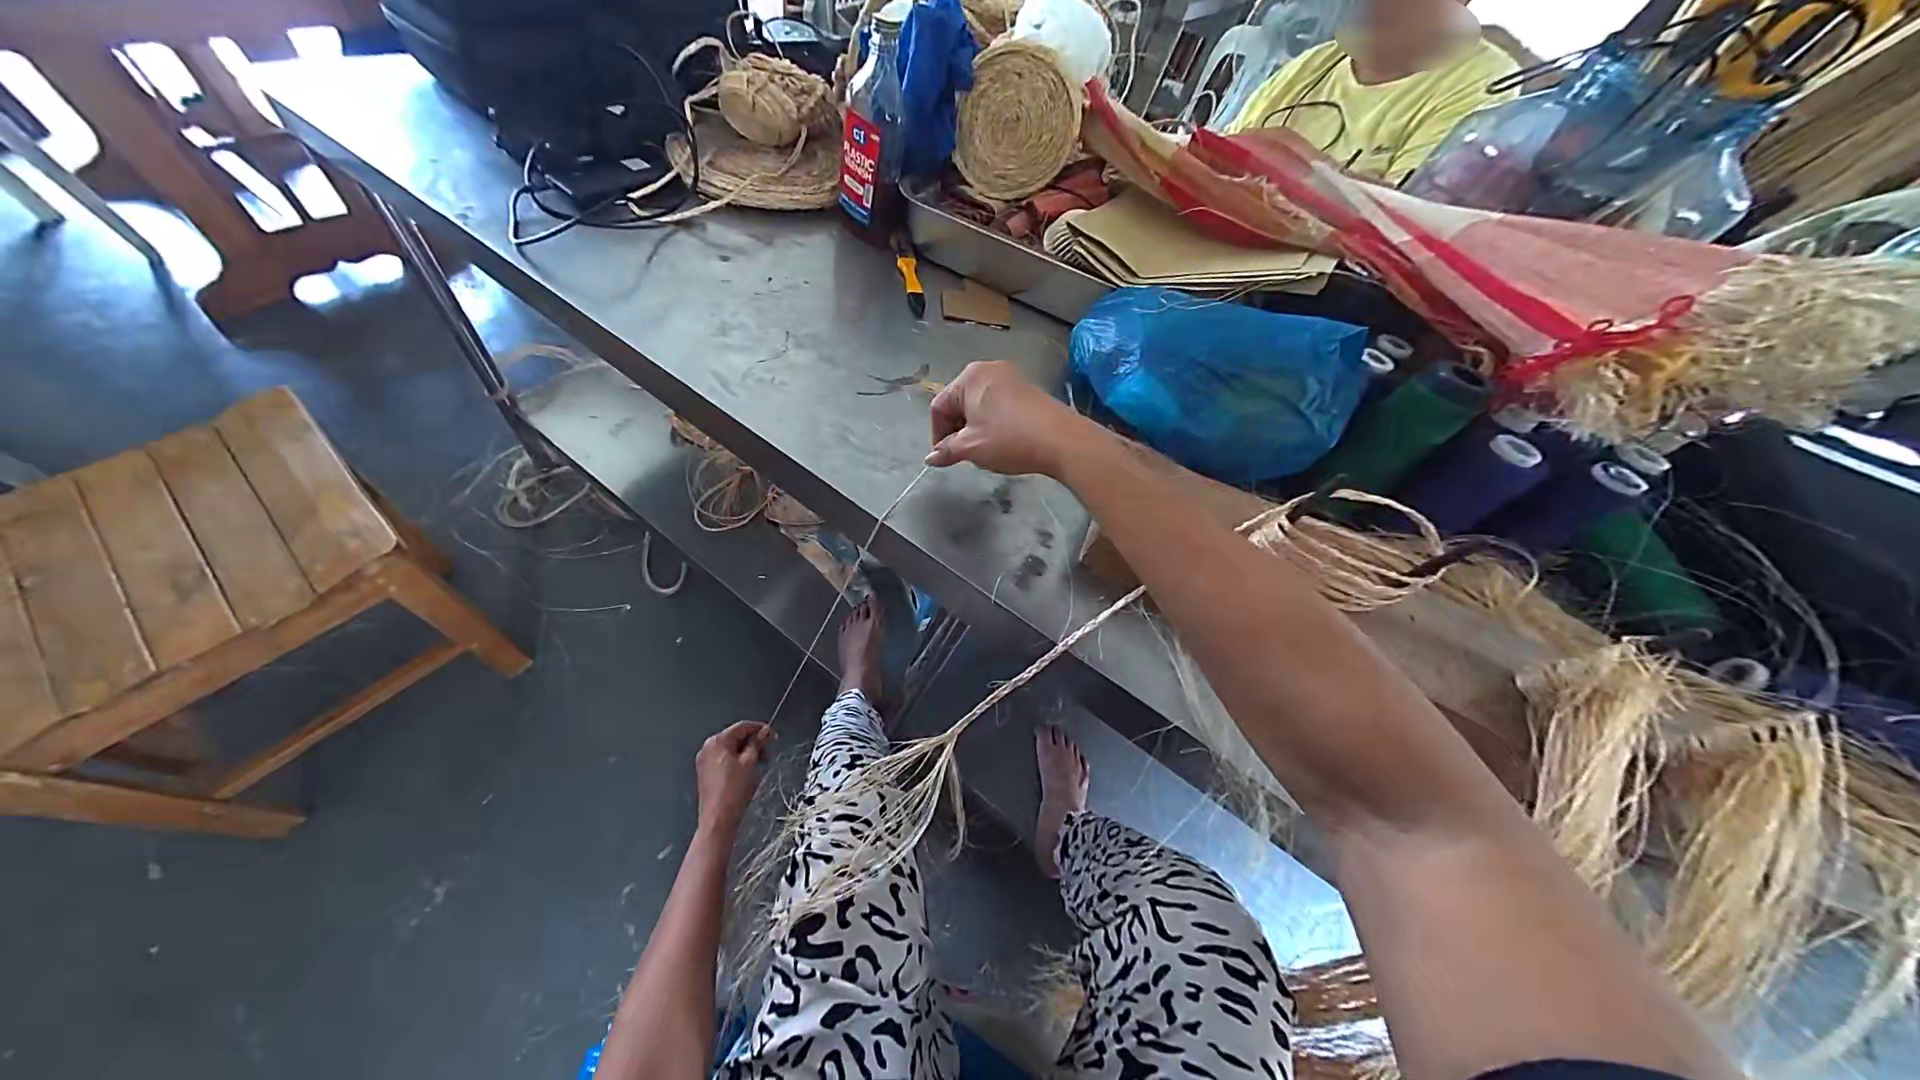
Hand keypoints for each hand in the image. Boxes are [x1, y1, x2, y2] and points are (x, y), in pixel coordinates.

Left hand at [694, 721, 772, 836]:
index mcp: (717, 742)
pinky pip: (724, 760)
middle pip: (735, 737)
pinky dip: (737, 762)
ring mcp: (705, 762)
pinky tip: (748, 771)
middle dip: (753, 743)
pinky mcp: (706, 774)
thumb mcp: (750, 762)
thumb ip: (757, 743)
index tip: (772, 735)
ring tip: (760, 763)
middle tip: (768, 751)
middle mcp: (708, 749)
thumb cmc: (734, 791)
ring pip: (730, 749)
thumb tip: (764, 732)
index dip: (760, 729)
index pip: (742, 727)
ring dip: (747, 753)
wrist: (718, 819)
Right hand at [926, 361, 1101, 477]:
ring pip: (980, 404)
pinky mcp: (1028, 389)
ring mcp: (1012, 377)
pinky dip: (993, 422)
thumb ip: (946, 451)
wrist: (1062, 440)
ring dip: (975, 427)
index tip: (945, 457)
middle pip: (959, 402)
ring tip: (983, 449)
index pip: (939, 407)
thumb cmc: (1009, 439)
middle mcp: (989, 369)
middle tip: (963, 454)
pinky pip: (999, 404)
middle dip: (957, 429)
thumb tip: (931, 458)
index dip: (937, 435)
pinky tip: (1003, 441)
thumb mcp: (971, 448)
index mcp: (969, 377)